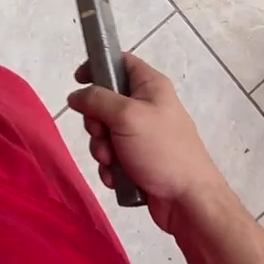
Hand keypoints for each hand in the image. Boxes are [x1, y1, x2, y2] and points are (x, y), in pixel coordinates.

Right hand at [69, 54, 232, 234]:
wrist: (189, 201)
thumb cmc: (161, 149)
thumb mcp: (126, 116)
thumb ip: (96, 100)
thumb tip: (75, 96)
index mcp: (150, 86)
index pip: (120, 61)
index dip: (97, 66)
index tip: (79, 81)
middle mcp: (146, 106)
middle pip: (105, 100)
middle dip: (96, 121)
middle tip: (101, 133)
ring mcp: (142, 134)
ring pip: (105, 131)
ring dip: (101, 147)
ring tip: (111, 162)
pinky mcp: (139, 159)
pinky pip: (113, 155)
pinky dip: (110, 166)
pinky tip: (116, 177)